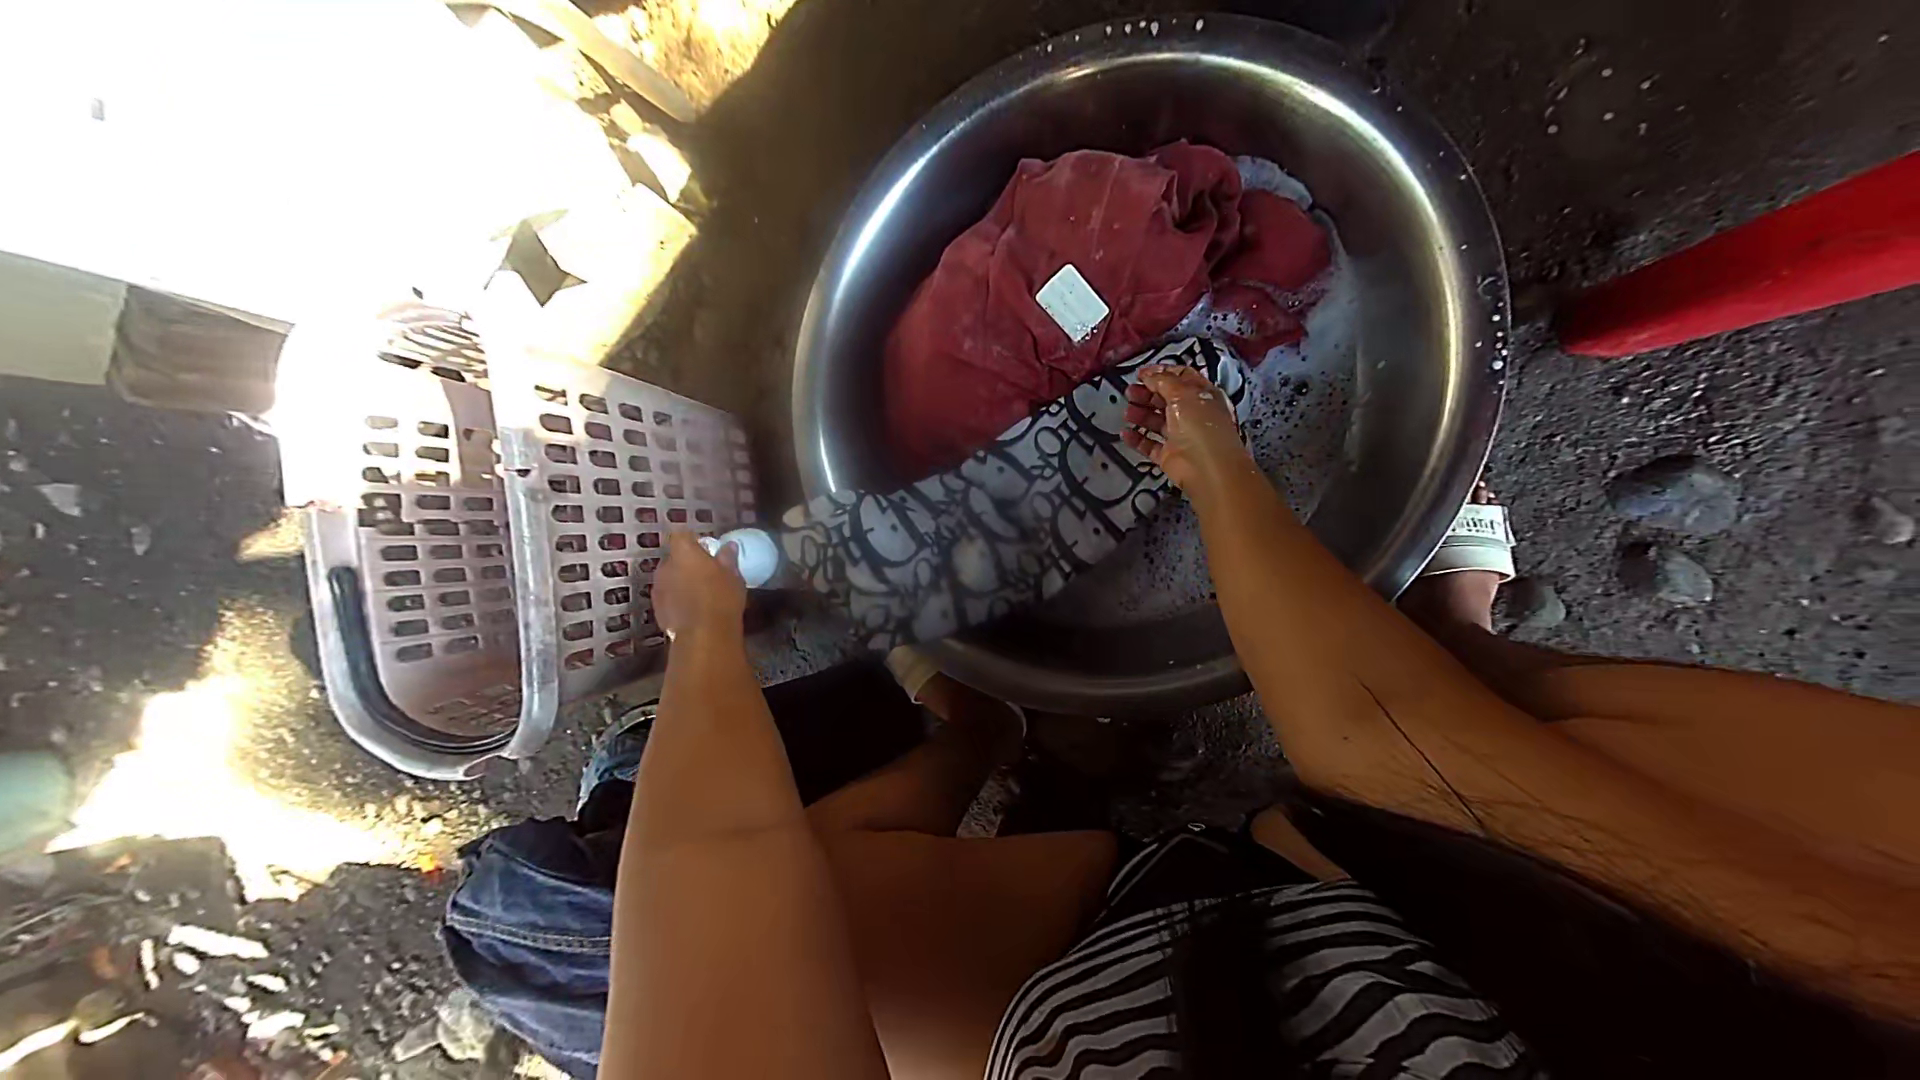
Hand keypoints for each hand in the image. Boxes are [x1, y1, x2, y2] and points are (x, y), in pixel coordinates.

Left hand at [652, 531, 746, 640]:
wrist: (703, 634)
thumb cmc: (722, 598)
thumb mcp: (732, 575)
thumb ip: (728, 558)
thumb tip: (728, 546)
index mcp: (684, 553)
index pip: (682, 536)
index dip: (693, 541)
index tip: (707, 550)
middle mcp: (666, 566)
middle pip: (675, 558)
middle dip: (687, 563)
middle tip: (706, 573)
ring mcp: (658, 588)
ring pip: (669, 577)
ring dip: (680, 581)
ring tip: (699, 593)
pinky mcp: (656, 608)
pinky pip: (667, 596)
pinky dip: (676, 598)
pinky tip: (691, 609)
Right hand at [1123, 365, 1255, 496]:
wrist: (1207, 468)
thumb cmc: (1203, 428)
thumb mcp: (1183, 394)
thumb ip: (1163, 381)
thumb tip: (1149, 374)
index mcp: (1201, 395)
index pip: (1181, 378)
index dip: (1161, 373)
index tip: (1141, 373)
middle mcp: (1192, 414)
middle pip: (1165, 399)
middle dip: (1146, 394)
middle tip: (1130, 392)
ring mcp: (1181, 435)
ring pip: (1156, 421)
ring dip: (1140, 414)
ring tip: (1127, 411)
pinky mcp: (1169, 455)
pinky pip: (1149, 445)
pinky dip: (1136, 439)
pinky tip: (1126, 433)